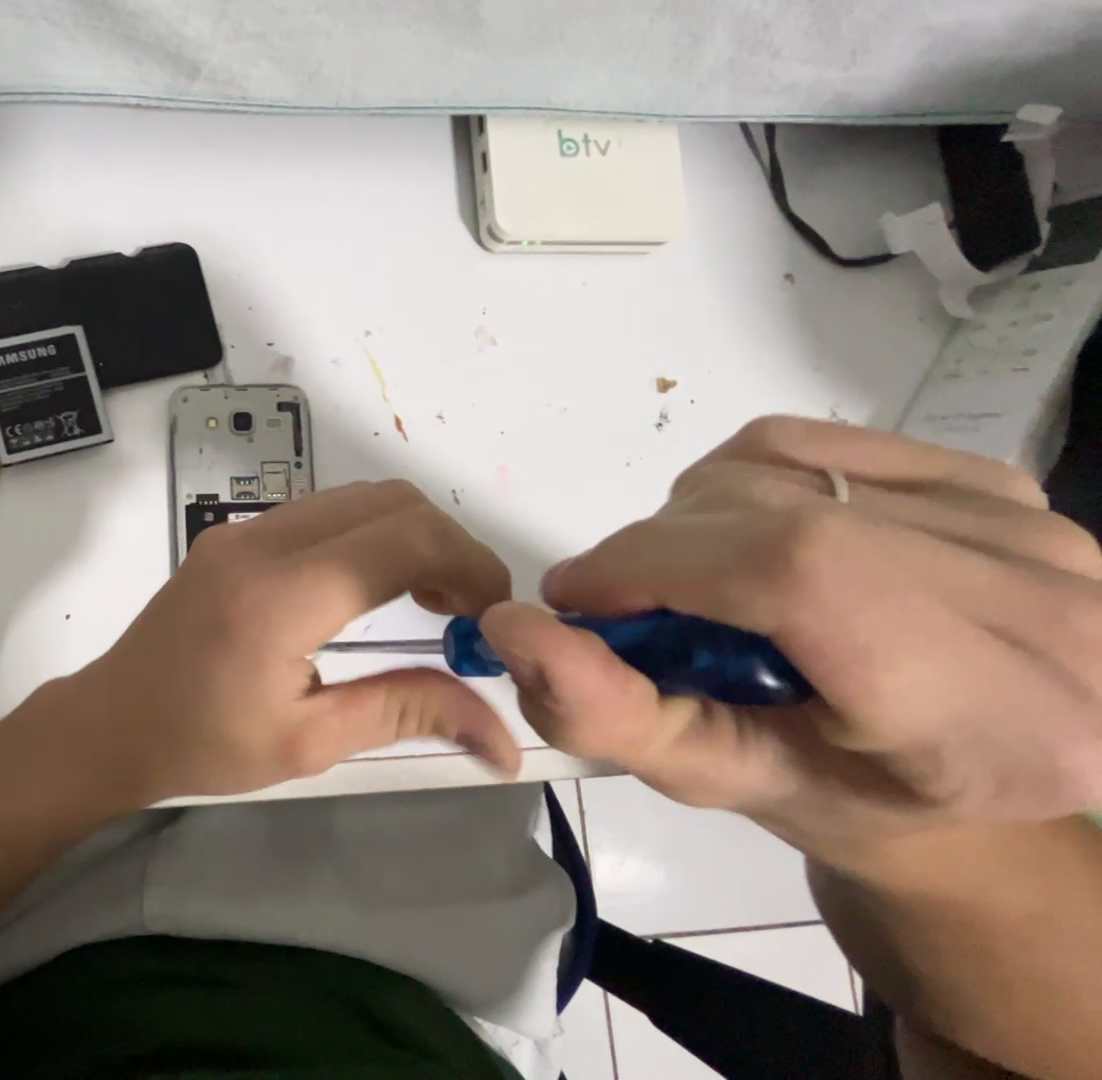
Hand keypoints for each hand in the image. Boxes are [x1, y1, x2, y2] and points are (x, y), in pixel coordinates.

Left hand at [27, 480, 520, 803]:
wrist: (111, 722)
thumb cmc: (200, 745)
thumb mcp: (307, 743)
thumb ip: (405, 712)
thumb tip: (502, 734)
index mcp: (278, 598)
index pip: (403, 538)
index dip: (468, 564)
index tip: (490, 615)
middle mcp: (259, 544)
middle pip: (388, 502)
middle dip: (446, 546)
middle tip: (465, 612)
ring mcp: (240, 531)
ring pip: (355, 499)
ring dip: (407, 537)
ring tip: (428, 602)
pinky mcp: (231, 536)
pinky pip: (320, 513)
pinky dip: (367, 536)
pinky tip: (373, 589)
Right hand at [479, 417, 1101, 863]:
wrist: (956, 764)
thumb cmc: (830, 794)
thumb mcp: (708, 779)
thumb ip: (603, 714)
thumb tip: (507, 627)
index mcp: (988, 714)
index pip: (796, 572)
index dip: (654, 565)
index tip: (576, 602)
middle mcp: (1040, 602)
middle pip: (770, 511)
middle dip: (652, 553)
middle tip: (628, 614)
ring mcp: (1022, 522)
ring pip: (767, 467)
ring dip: (685, 523)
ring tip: (699, 589)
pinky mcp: (986, 475)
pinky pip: (795, 443)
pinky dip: (727, 487)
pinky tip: (742, 543)